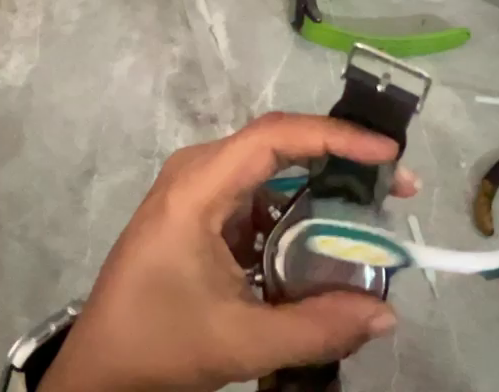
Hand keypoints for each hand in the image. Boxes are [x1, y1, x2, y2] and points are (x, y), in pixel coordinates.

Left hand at [40, 112, 417, 391]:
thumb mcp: (242, 340)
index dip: (333, 136)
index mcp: (198, 185)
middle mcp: (197, 172)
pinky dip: (296, 211)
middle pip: (276, 146)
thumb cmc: (160, 339)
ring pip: (269, 171)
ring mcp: (197, 190)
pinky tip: (330, 237)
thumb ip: (318, 327)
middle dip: (339, 159)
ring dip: (320, 186)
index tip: (387, 153)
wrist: (101, 362)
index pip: (273, 137)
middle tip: (397, 185)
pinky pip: (256, 197)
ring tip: (375, 210)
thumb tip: (387, 313)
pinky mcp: (200, 212)